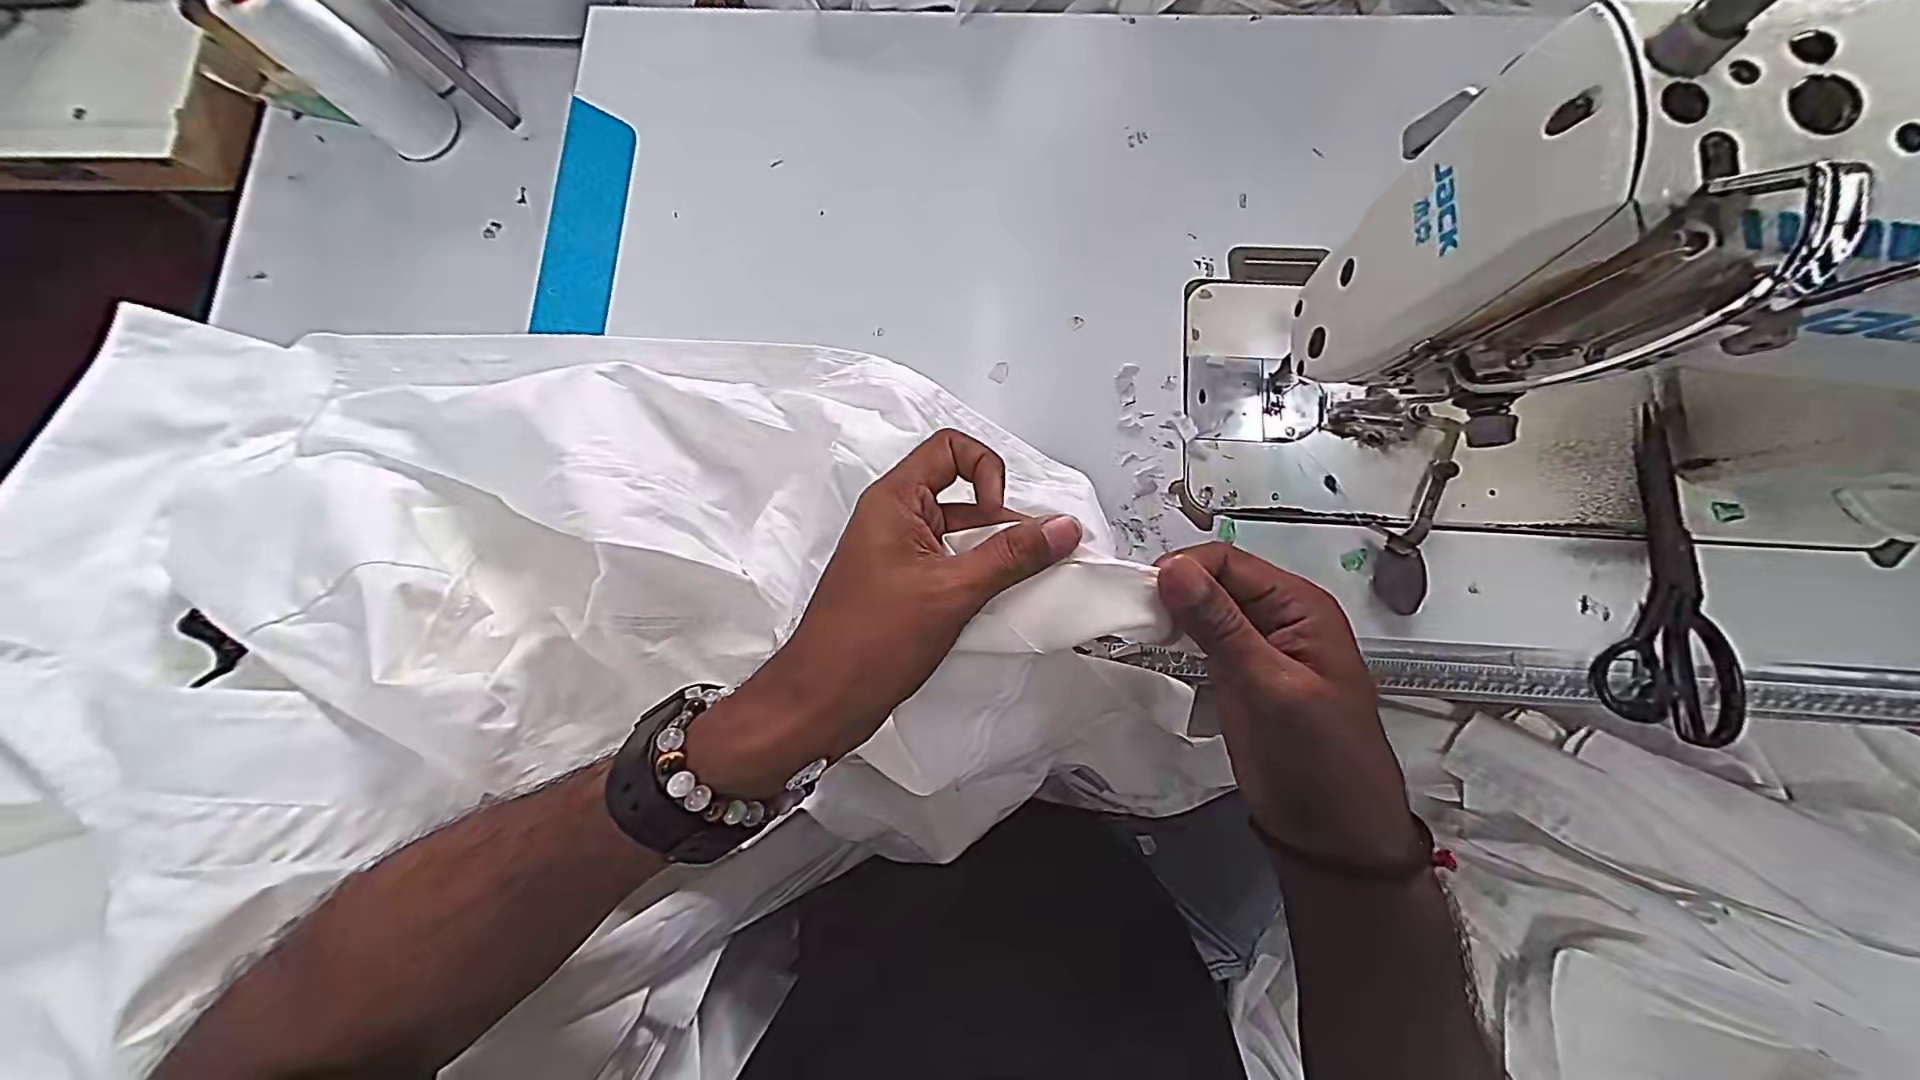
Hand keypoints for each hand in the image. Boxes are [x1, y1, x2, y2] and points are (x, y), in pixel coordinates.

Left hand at [687, 430, 1081, 796]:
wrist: (822, 701)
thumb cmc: (858, 645)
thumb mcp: (951, 592)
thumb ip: (1011, 556)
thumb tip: (1056, 529)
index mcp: (893, 502)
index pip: (950, 449)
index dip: (986, 469)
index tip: (1001, 510)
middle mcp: (894, 522)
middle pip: (963, 494)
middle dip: (1003, 520)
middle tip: (1032, 549)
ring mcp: (899, 555)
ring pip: (961, 534)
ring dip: (994, 554)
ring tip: (1019, 580)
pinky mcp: (906, 587)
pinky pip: (952, 566)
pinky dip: (979, 578)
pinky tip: (995, 603)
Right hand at [1155, 543, 1417, 866]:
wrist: (1330, 834)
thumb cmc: (1323, 762)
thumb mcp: (1269, 686)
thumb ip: (1221, 625)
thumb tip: (1177, 570)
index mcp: (1300, 607)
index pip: (1229, 560)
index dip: (1185, 569)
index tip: (1147, 593)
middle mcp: (1277, 618)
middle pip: (1213, 578)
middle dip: (1174, 589)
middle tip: (1139, 613)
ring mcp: (1255, 645)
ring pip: (1202, 606)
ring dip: (1171, 611)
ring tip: (1143, 628)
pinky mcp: (1236, 671)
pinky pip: (1200, 636)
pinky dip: (1175, 635)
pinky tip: (1157, 644)